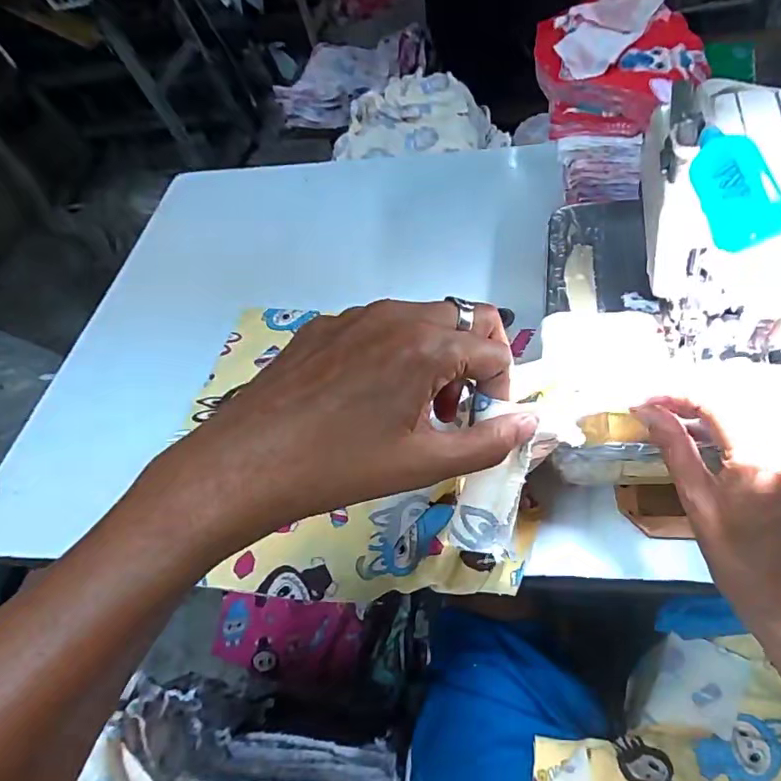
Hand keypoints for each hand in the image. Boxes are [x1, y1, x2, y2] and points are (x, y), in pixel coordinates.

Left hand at [141, 299, 535, 541]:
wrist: (248, 462)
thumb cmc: (342, 466)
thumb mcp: (423, 463)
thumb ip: (488, 442)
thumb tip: (532, 422)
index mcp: (427, 344)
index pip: (496, 350)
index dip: (501, 390)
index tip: (480, 425)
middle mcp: (396, 315)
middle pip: (464, 322)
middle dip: (472, 365)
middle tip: (449, 414)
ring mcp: (355, 315)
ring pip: (421, 322)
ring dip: (436, 358)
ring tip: (410, 411)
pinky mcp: (324, 326)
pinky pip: (379, 328)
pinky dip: (395, 354)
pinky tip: (365, 400)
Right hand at [631, 364, 780, 628]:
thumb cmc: (733, 556)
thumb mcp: (695, 502)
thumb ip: (675, 448)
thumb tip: (647, 411)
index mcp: (758, 462)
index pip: (716, 402)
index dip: (677, 394)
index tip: (647, 400)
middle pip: (740, 388)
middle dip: (696, 388)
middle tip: (662, 403)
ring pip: (758, 391)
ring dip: (719, 393)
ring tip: (683, 409)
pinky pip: (772, 407)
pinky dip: (739, 405)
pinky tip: (712, 421)